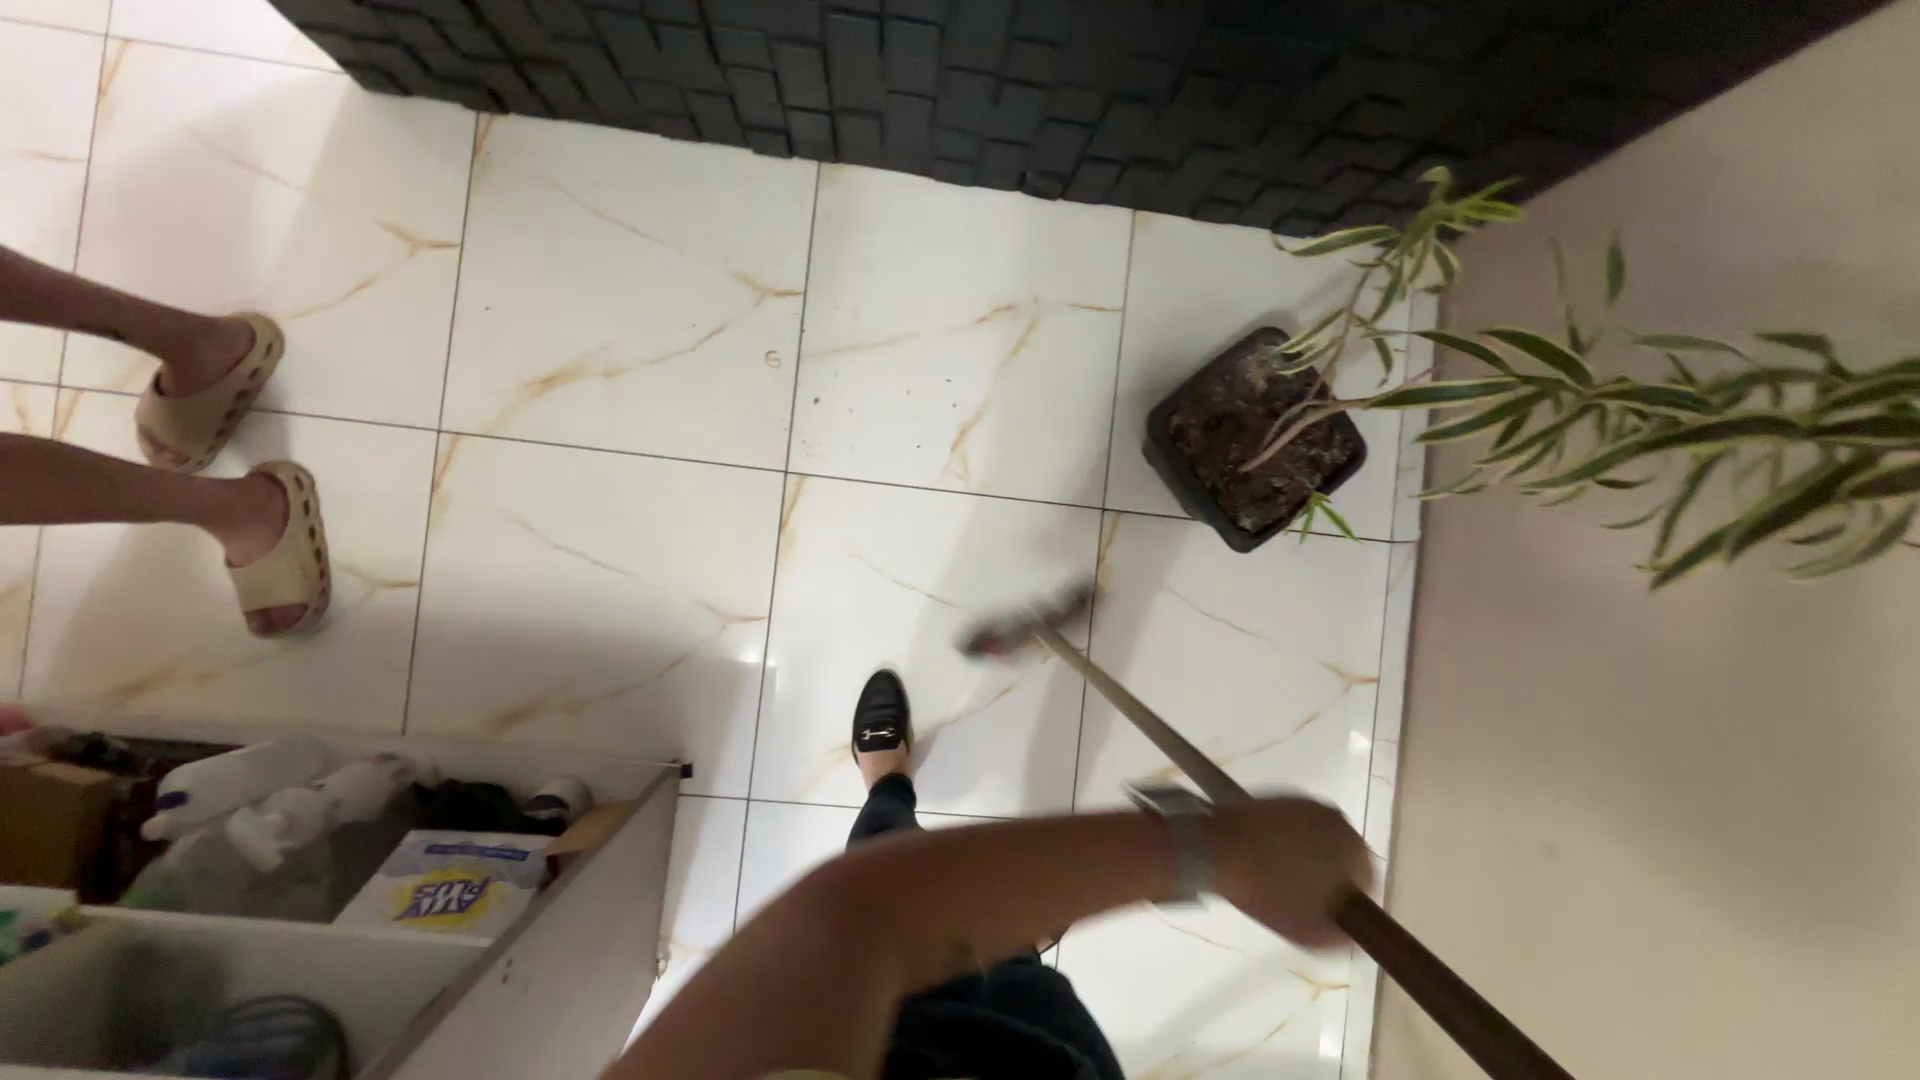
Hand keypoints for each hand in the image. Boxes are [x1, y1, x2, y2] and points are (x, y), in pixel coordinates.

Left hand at [1209, 796, 1372, 947]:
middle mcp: (1337, 818)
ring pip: (1317, 842)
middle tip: (1299, 898)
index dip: (1345, 903)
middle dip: (1327, 877)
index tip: (1322, 913)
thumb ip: (1343, 937)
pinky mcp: (1277, 796)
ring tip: (1278, 879)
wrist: (1212, 846)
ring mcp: (1305, 802)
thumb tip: (1354, 934)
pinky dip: (1285, 841)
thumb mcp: (1310, 932)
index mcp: (1355, 847)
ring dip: (1306, 859)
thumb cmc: (1266, 889)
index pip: (1365, 883)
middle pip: (1342, 858)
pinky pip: (1294, 827)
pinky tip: (1265, 858)